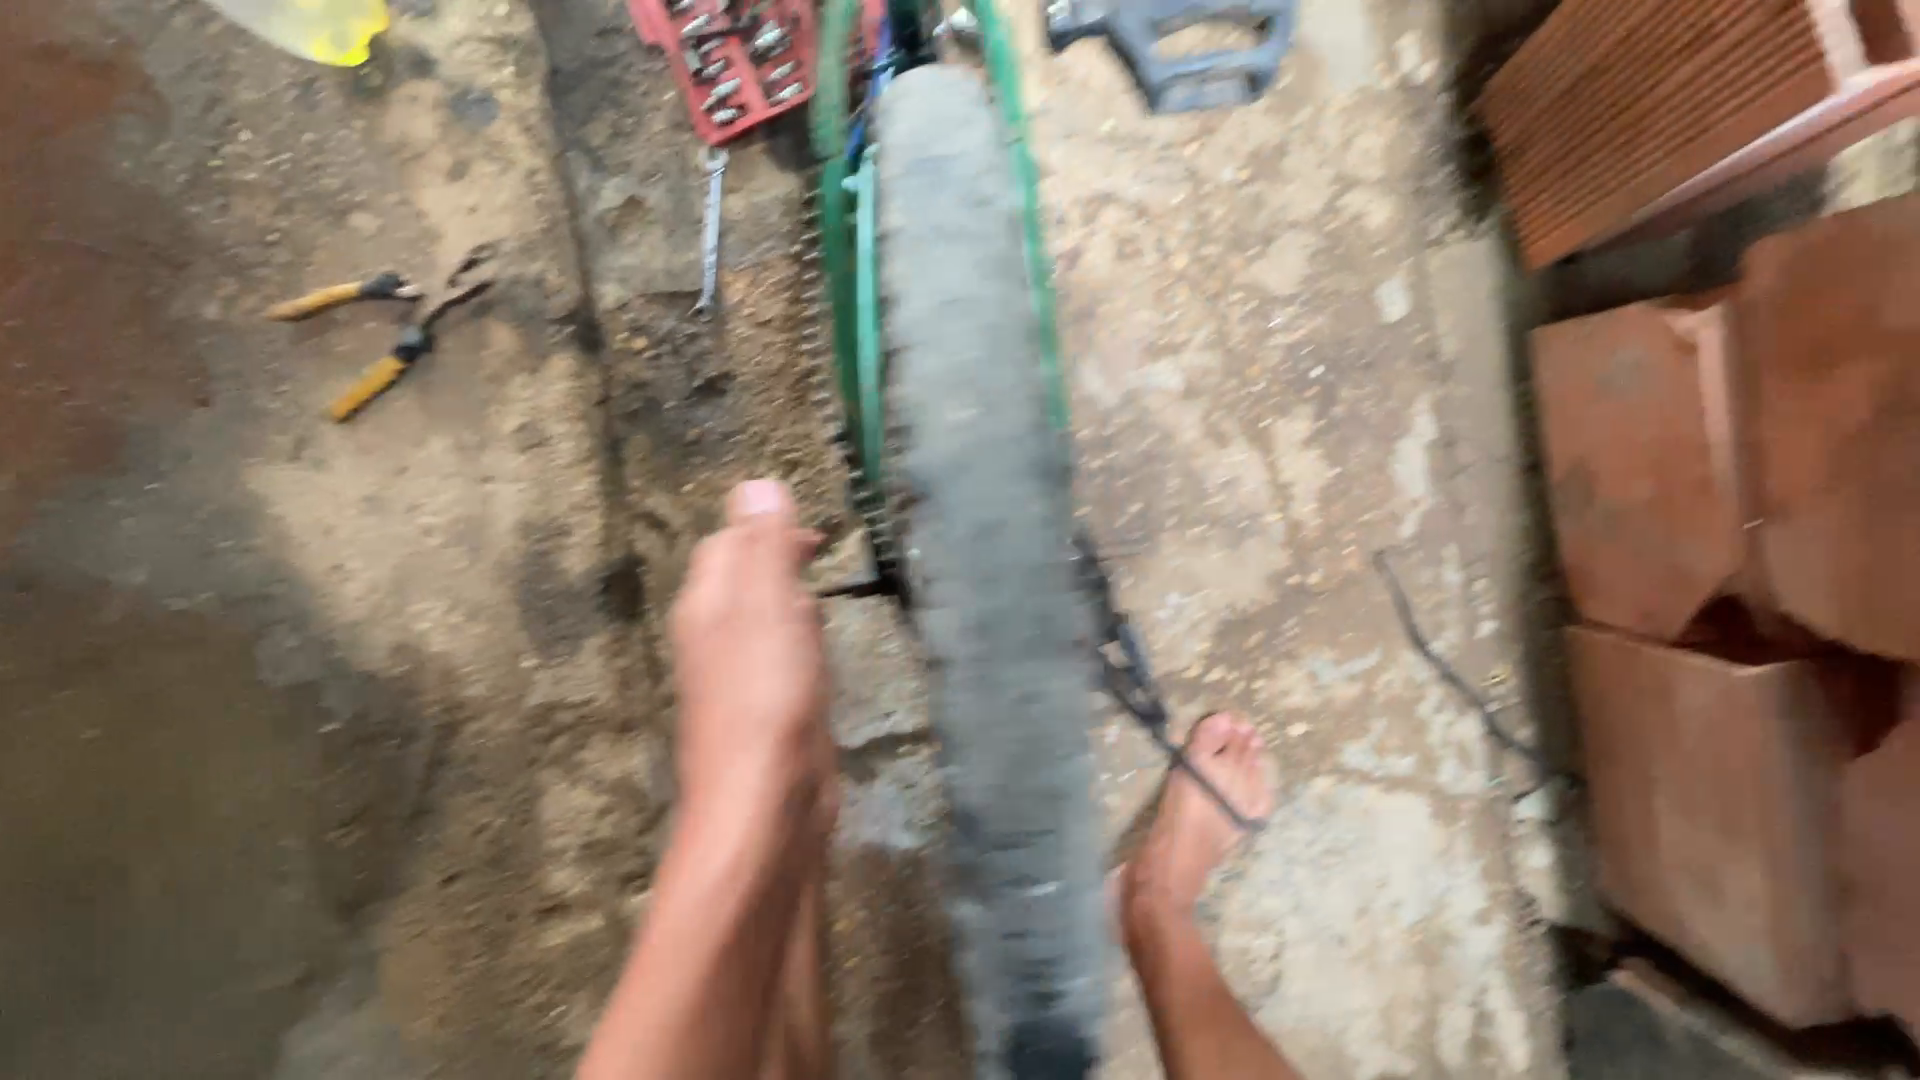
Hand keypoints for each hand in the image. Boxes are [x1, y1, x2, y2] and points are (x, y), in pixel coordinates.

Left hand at [670, 479, 829, 827]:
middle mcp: (716, 638)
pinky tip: (819, 661)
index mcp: (709, 606)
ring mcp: (741, 680)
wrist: (766, 803)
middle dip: (777, 562)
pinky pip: (782, 663)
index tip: (814, 532)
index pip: (727, 546)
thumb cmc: (767, 695)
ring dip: (789, 604)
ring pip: (764, 624)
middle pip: (742, 583)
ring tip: (820, 601)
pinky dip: (800, 648)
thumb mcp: (767, 606)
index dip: (765, 530)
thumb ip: (763, 547)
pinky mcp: (768, 713)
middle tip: (819, 555)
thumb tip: (755, 484)